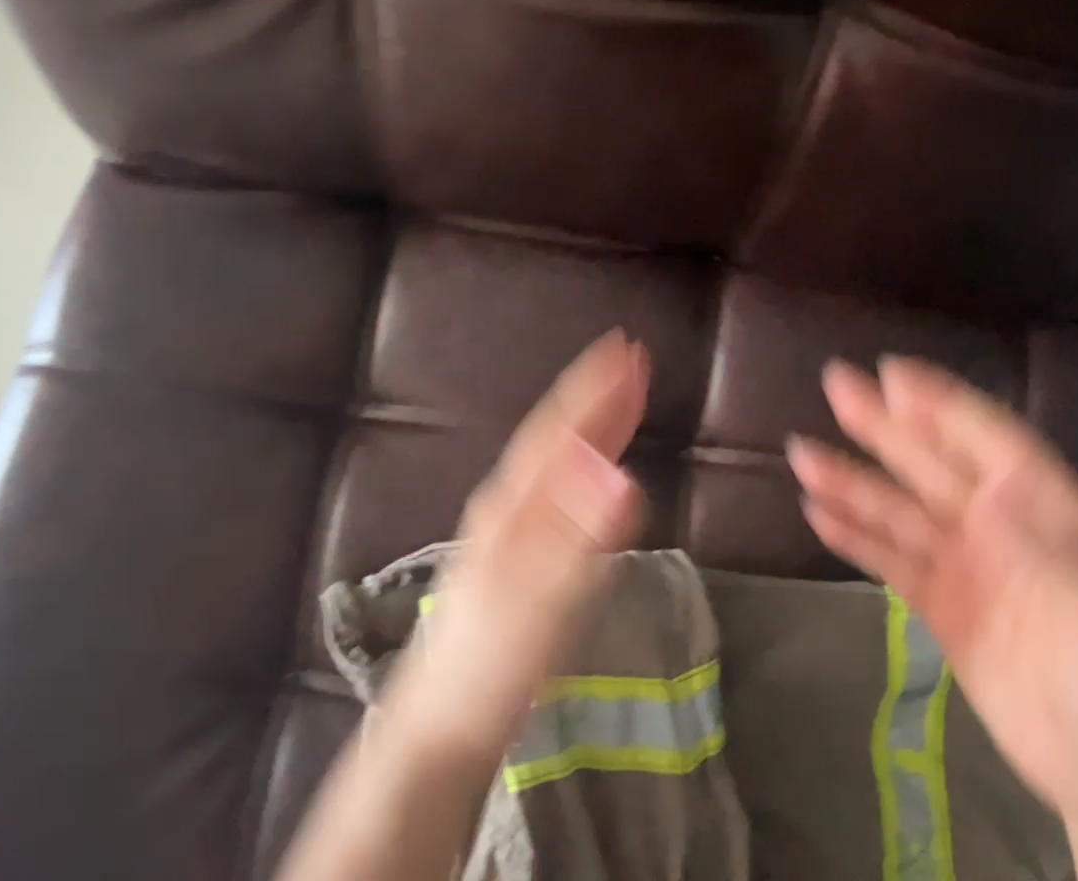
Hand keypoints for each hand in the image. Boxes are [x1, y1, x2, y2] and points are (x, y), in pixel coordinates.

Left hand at [398, 330, 648, 752]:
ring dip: (588, 430)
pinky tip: (589, 478)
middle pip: (555, 442)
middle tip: (632, 360)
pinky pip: (555, 499)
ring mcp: (508, 540)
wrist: (445, 726)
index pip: (557, 435)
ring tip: (620, 401)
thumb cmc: (490, 665)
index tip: (627, 350)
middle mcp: (506, 512)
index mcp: (512, 510)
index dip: (592, 391)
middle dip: (594, 399)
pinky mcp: (517, 568)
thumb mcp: (538, 602)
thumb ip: (577, 538)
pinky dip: (580, 473)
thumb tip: (621, 471)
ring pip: (554, 468)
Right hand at [785, 358, 1077, 821]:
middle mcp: (1004, 528)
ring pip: (900, 512)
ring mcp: (970, 569)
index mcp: (1054, 515)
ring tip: (801, 455)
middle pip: (933, 465)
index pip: (992, 444)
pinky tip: (819, 513)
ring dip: (853, 483)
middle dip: (884, 426)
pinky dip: (855, 538)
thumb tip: (994, 491)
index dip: (943, 407)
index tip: (893, 373)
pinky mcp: (943, 609)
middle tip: (836, 384)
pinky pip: (891, 563)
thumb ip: (1051, 552)